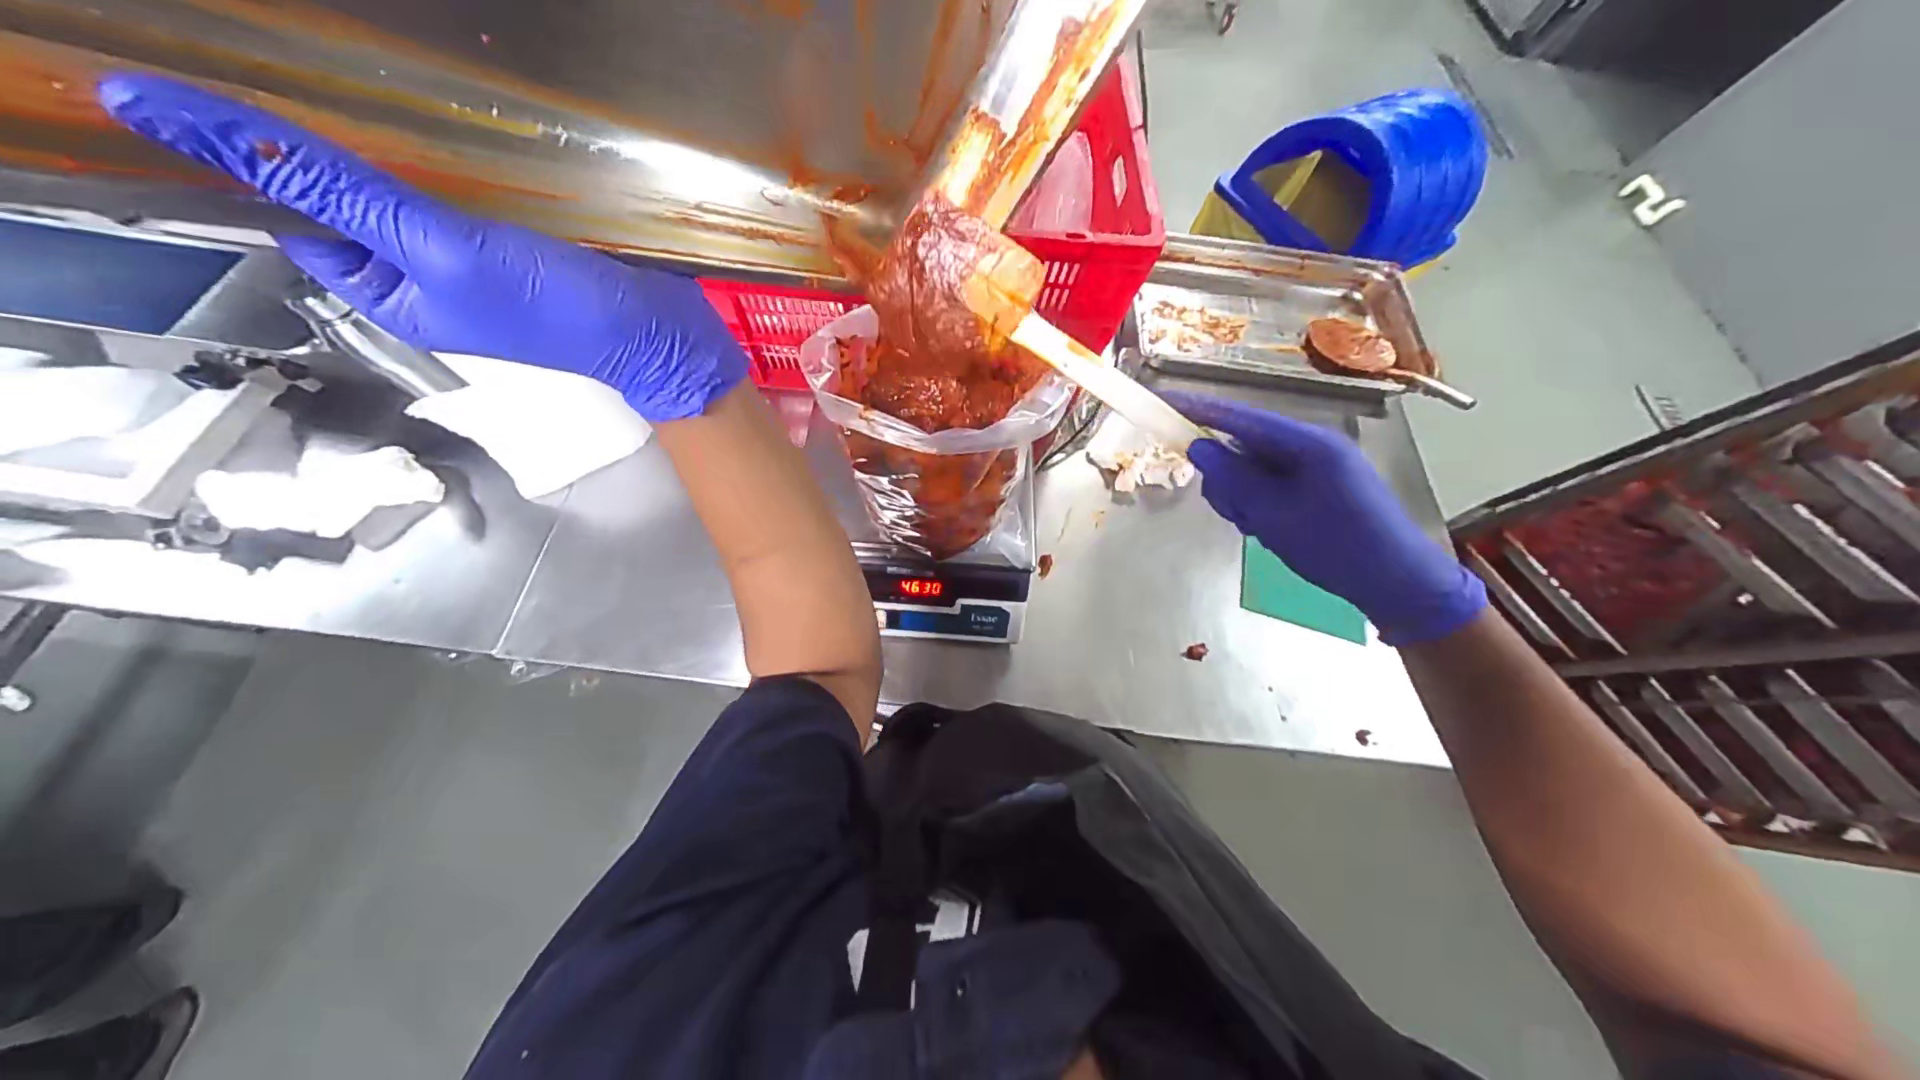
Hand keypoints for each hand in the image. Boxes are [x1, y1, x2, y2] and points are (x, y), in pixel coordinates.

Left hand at [97, 74, 744, 422]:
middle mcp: (429, 283)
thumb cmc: (555, 307)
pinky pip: (471, 200)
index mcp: (394, 298)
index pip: (302, 222)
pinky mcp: (525, 250)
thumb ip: (336, 187)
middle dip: (347, 153)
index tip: (252, 95)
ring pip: (418, 195)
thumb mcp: (441, 247)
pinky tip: (475, 146)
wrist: (657, 336)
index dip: (268, 165)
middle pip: (358, 205)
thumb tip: (187, 124)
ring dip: (410, 155)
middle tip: (343, 90)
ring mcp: (481, 266)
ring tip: (413, 115)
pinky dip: (463, 169)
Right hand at [1163, 391, 1485, 644]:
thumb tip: (1197, 447)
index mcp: (1308, 443)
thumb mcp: (1274, 516)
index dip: (1199, 409)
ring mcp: (1317, 466)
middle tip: (1234, 512)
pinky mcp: (1318, 486)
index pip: (1241, 418)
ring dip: (1243, 496)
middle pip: (1245, 445)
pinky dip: (1260, 504)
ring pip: (1255, 469)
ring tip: (1258, 527)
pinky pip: (1272, 484)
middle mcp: (1312, 446)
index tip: (1164, 401)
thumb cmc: (1337, 547)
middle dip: (1227, 476)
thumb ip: (1231, 479)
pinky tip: (1270, 529)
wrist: (1397, 582)